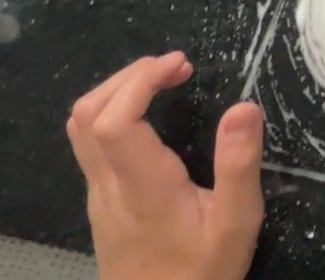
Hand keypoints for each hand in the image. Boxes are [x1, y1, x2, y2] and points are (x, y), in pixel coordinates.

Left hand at [66, 52, 264, 279]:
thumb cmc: (204, 271)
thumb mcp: (237, 221)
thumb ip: (239, 164)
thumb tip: (243, 106)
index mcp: (142, 188)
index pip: (112, 122)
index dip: (139, 81)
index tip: (182, 65)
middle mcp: (109, 188)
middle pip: (85, 116)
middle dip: (129, 76)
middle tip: (178, 67)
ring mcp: (99, 197)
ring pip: (81, 129)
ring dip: (120, 90)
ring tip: (168, 80)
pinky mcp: (102, 203)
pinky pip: (93, 144)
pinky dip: (118, 111)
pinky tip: (155, 113)